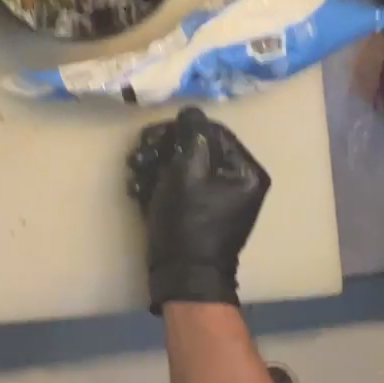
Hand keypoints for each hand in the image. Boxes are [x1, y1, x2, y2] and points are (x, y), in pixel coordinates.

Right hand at [127, 107, 270, 310]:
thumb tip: (191, 111)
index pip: (214, 131)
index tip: (152, 137)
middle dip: (165, 148)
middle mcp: (239, 181)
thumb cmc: (188, 221)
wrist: (182, 272)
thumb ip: (191, 139)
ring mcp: (221, 196)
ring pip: (185, 163)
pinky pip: (181, 182)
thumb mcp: (187, 174)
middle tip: (140, 155)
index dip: (181, 130)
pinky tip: (142, 187)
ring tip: (137, 173)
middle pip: (198, 147)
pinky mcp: (201, 209)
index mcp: (246, 171)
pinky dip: (160, 181)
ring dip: (157, 164)